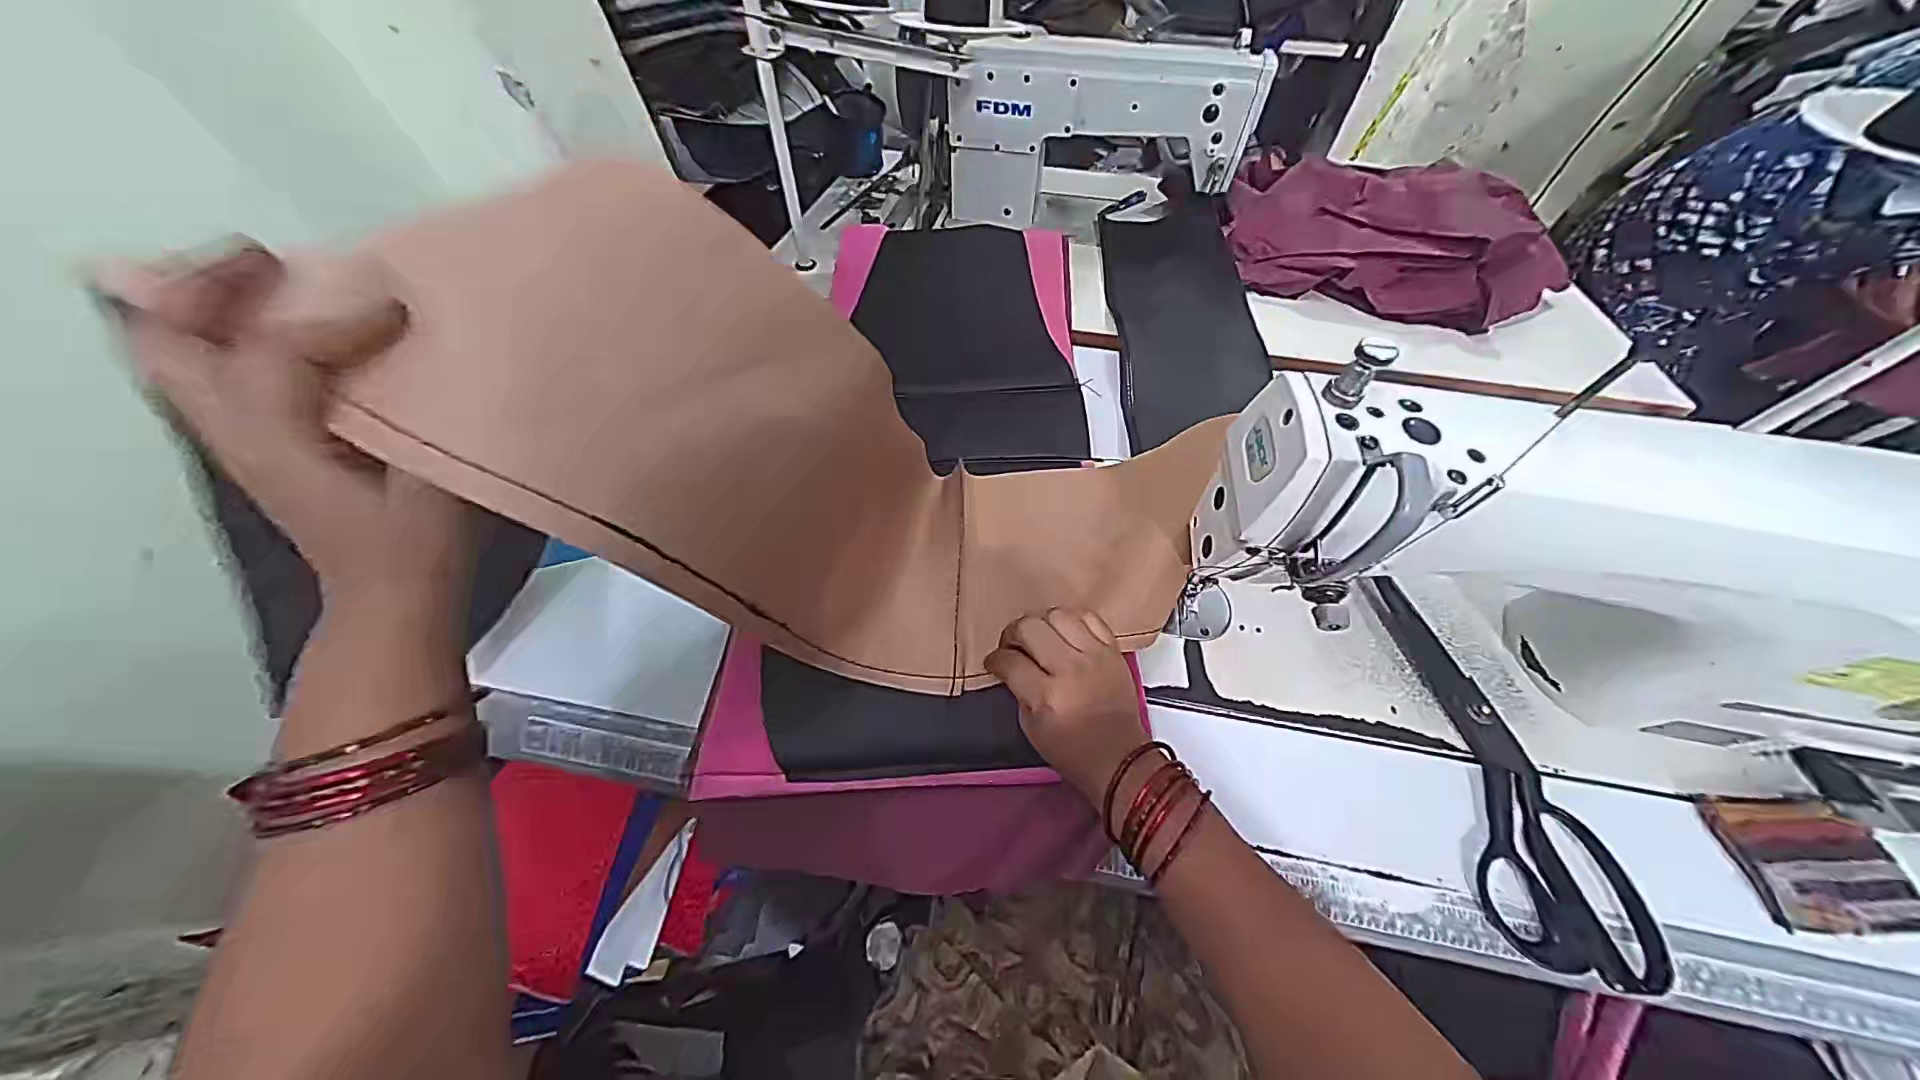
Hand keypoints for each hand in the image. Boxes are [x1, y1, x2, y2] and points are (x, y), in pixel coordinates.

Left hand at [94, 241, 471, 619]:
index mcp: (280, 442)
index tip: (400, 310)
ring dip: (205, 306)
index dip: (341, 321)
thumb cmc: (418, 546)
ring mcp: (235, 440)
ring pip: (171, 351)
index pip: (282, 352)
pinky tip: (278, 330)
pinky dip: (226, 337)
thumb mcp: (429, 484)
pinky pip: (210, 372)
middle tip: (267, 260)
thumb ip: (419, 418)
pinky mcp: (256, 446)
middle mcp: (235, 433)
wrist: (389, 598)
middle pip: (167, 336)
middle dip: (206, 286)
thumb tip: (420, 348)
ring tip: (264, 281)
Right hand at [984, 608, 1146, 803]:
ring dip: (1042, 624)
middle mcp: (1070, 670)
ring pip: (1057, 615)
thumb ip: (1019, 690)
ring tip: (1041, 639)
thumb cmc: (1072, 750)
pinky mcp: (1113, 651)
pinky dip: (1073, 621)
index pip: (1009, 660)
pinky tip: (1067, 635)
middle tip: (1014, 648)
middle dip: (1013, 635)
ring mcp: (1095, 656)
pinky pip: (1089, 617)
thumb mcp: (1031, 727)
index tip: (995, 663)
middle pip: (1029, 627)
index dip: (995, 660)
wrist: (1119, 757)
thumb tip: (1010, 664)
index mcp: (1047, 696)